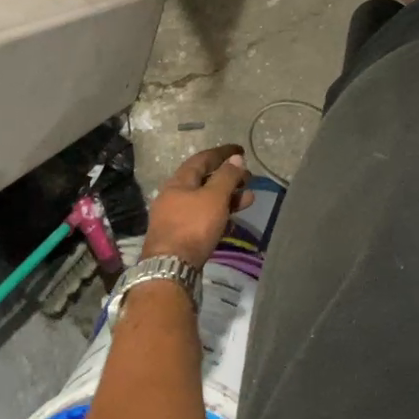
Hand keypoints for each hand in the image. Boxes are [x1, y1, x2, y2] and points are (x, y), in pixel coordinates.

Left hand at [142, 145, 252, 267]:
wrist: (170, 268)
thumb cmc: (193, 226)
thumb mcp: (214, 197)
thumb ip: (227, 176)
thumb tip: (236, 158)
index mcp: (178, 182)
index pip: (202, 159)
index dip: (222, 153)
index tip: (241, 150)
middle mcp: (174, 196)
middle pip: (204, 179)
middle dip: (228, 177)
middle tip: (247, 178)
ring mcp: (175, 216)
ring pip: (205, 199)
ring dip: (227, 196)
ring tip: (248, 199)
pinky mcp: (180, 235)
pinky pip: (203, 216)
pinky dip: (219, 212)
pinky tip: (232, 218)